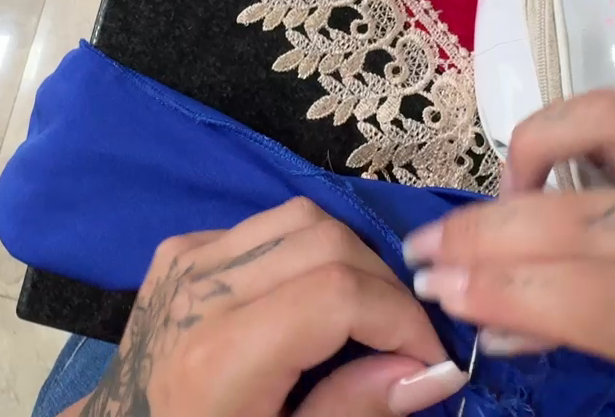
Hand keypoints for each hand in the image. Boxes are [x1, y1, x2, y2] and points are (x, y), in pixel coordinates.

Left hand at [71, 197, 468, 416]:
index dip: (401, 318)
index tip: (433, 358)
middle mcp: (201, 285)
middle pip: (324, 238)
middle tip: (407, 339)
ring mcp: (186, 256)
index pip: (336, 292)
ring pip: (299, 216)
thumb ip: (354, 407)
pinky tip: (308, 299)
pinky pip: (264, 227)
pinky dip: (305, 252)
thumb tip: (435, 369)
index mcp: (221, 352)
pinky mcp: (180, 246)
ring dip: (350, 257)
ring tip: (367, 314)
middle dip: (383, 284)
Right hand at [401, 89, 614, 416]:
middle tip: (427, 246)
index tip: (433, 286)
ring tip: (514, 190)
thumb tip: (488, 315)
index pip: (586, 298)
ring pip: (599, 121)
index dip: (494, 289)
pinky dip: (593, 129)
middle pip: (573, 216)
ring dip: (532, 153)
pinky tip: (587, 165)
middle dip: (480, 232)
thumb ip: (597, 345)